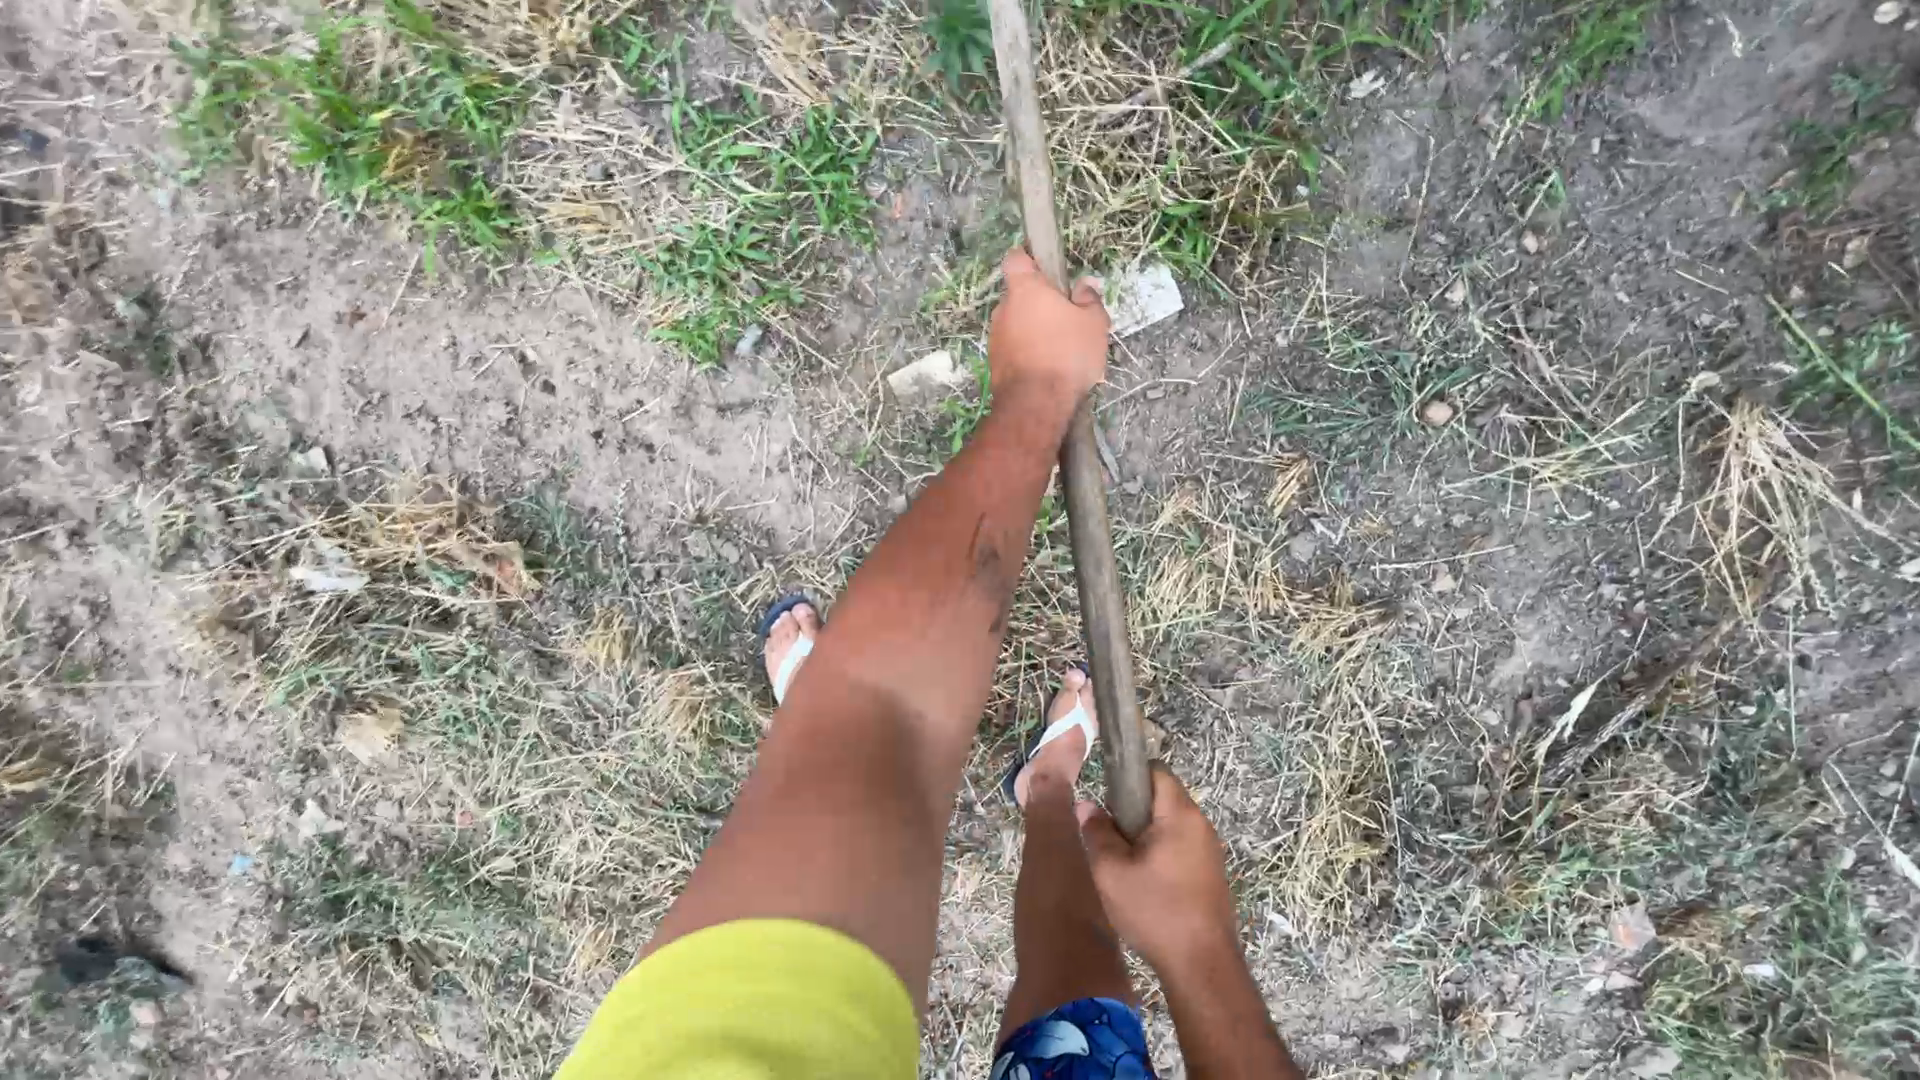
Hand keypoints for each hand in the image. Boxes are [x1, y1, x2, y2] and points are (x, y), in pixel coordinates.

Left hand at [987, 248, 1107, 403]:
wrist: (1036, 404)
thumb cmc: (1067, 354)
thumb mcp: (1093, 323)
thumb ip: (1089, 300)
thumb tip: (1084, 286)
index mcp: (1025, 290)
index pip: (1016, 259)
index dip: (1029, 259)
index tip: (1047, 270)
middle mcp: (1003, 309)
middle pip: (1020, 295)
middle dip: (1040, 303)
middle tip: (1067, 319)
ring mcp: (996, 338)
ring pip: (1017, 324)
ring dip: (1034, 330)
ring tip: (1061, 350)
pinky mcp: (995, 364)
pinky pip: (1015, 348)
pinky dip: (1028, 352)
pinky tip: (1049, 368)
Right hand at [1077, 765, 1239, 975]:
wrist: (1202, 967)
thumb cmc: (1155, 911)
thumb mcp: (1111, 872)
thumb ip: (1096, 832)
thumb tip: (1086, 806)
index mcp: (1180, 814)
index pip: (1156, 771)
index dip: (1128, 778)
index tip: (1108, 802)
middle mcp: (1201, 825)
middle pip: (1163, 798)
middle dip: (1134, 811)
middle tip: (1110, 838)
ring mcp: (1210, 851)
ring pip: (1171, 825)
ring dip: (1147, 835)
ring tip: (1123, 863)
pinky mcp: (1212, 874)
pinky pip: (1181, 847)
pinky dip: (1161, 854)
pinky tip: (1144, 883)